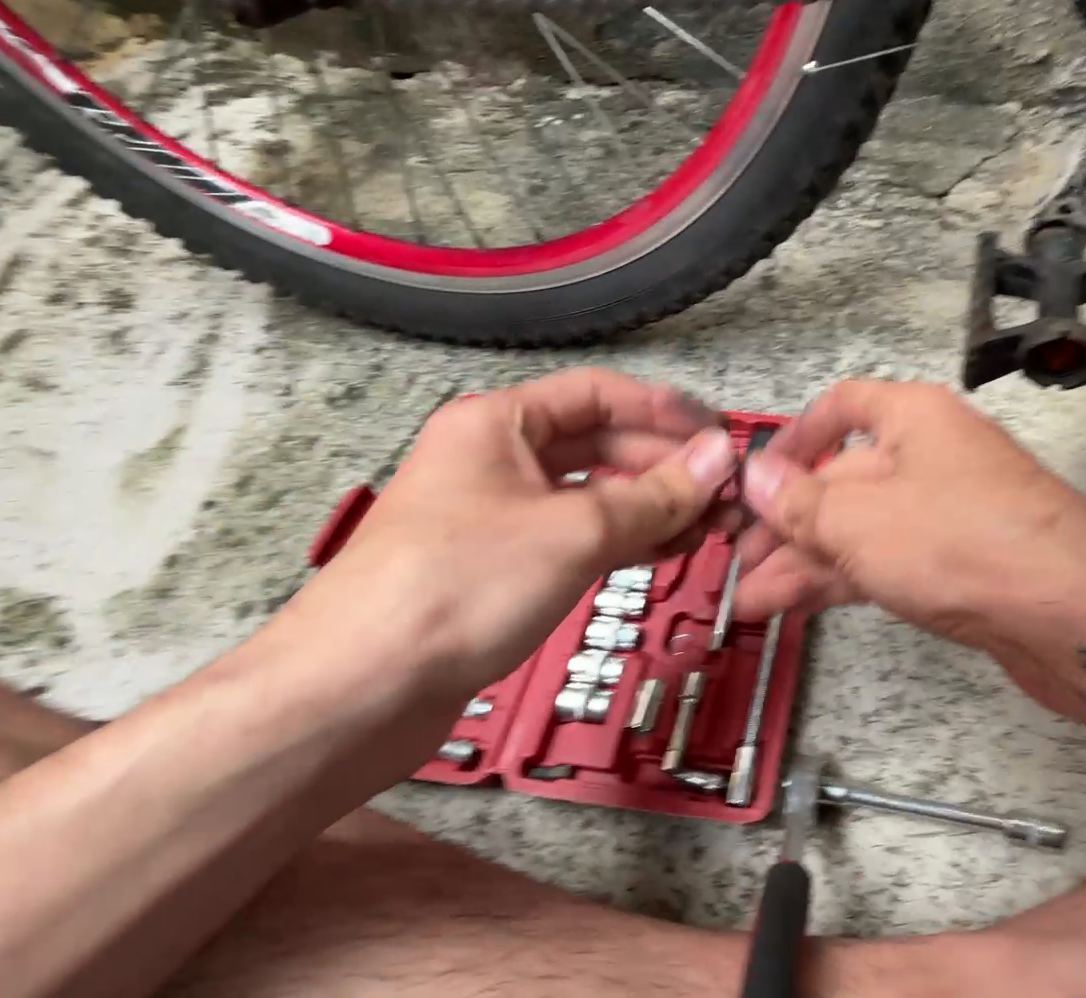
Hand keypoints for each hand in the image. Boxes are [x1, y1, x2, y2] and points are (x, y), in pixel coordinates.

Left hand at [298, 369, 737, 691]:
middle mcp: (498, 459)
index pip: (600, 394)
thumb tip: (723, 456)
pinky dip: (623, 541)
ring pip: (593, 495)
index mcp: (500, 422)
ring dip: (652, 508)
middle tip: (726, 497)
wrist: (359, 691)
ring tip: (711, 529)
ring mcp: (499, 515)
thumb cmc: (462, 585)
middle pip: (600, 445)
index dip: (665, 413)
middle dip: (666, 468)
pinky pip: (576, 537)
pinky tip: (666, 553)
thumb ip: (657, 495)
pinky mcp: (502, 567)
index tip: (722, 439)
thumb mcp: (574, 531)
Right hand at [731, 382, 1085, 718]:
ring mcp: (949, 513)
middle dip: (785, 525)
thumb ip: (800, 502)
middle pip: (843, 479)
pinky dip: (845, 581)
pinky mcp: (962, 564)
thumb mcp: (861, 520)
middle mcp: (932, 456)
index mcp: (914, 417)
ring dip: (805, 563)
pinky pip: (889, 561)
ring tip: (748, 603)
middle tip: (735, 567)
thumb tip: (755, 476)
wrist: (1075, 616)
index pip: (840, 407)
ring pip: (861, 530)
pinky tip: (800, 607)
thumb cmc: (961, 543)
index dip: (791, 440)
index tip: (753, 482)